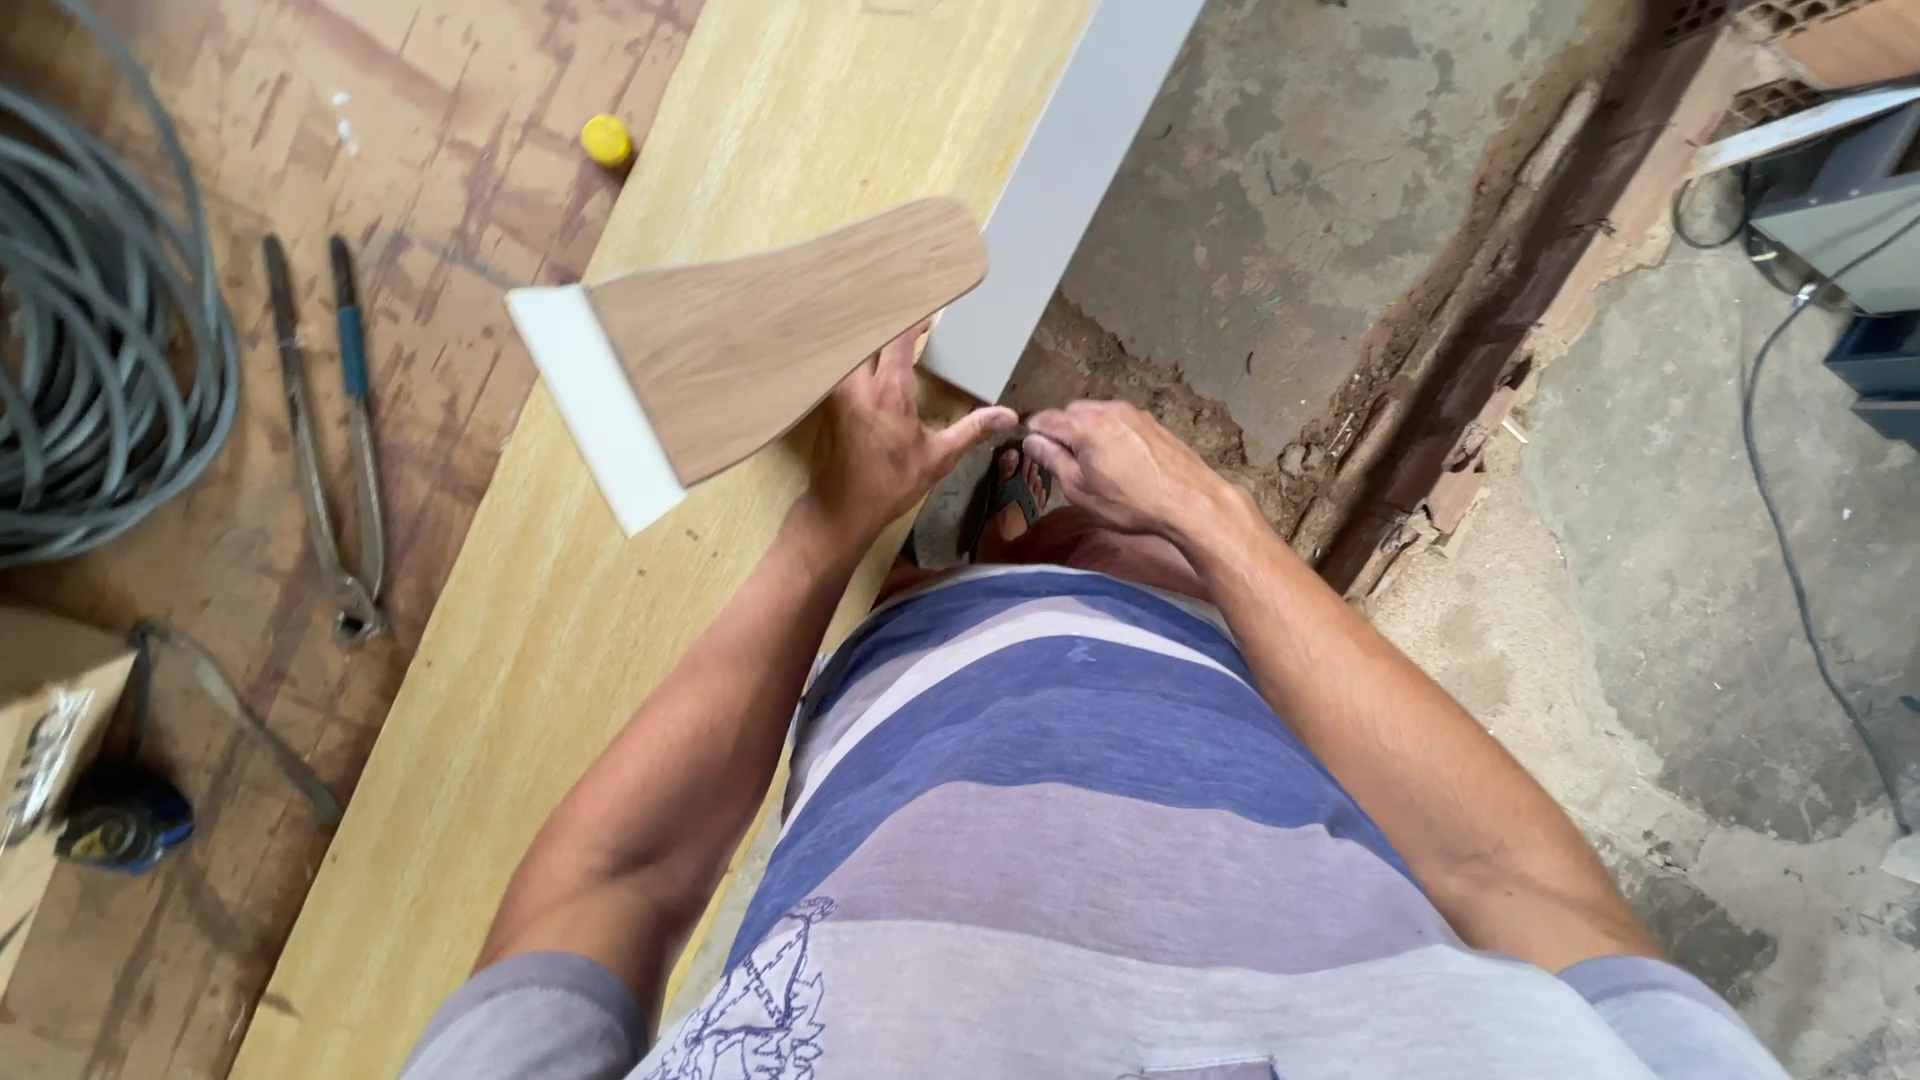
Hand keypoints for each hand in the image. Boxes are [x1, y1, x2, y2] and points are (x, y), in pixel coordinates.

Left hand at [808, 320, 1016, 544]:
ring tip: (884, 336)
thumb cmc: (891, 484)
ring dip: (866, 341)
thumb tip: (1009, 416)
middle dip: (887, 324)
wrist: (842, 510)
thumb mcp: (938, 457)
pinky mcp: (826, 405)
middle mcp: (857, 383)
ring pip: (849, 350)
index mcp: (889, 390)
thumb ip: (973, 429)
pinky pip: (837, 369)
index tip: (928, 317)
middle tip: (906, 320)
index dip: (913, 320)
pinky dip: (851, 359)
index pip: (898, 337)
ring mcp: (836, 392)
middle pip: (868, 336)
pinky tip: (862, 363)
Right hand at [1023, 400, 1250, 543]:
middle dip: (1062, 430)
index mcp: (1084, 426)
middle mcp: (1107, 410)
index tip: (1033, 450)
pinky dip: (1109, 432)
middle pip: (1071, 412)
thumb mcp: (1081, 489)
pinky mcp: (1151, 421)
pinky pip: (1118, 420)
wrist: (1190, 502)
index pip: (1045, 418)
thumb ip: (1053, 460)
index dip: (1033, 432)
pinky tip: (1118, 458)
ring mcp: (1132, 413)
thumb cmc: (1131, 503)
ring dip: (1087, 430)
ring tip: (1094, 462)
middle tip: (1065, 461)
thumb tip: (1031, 441)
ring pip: (1096, 413)